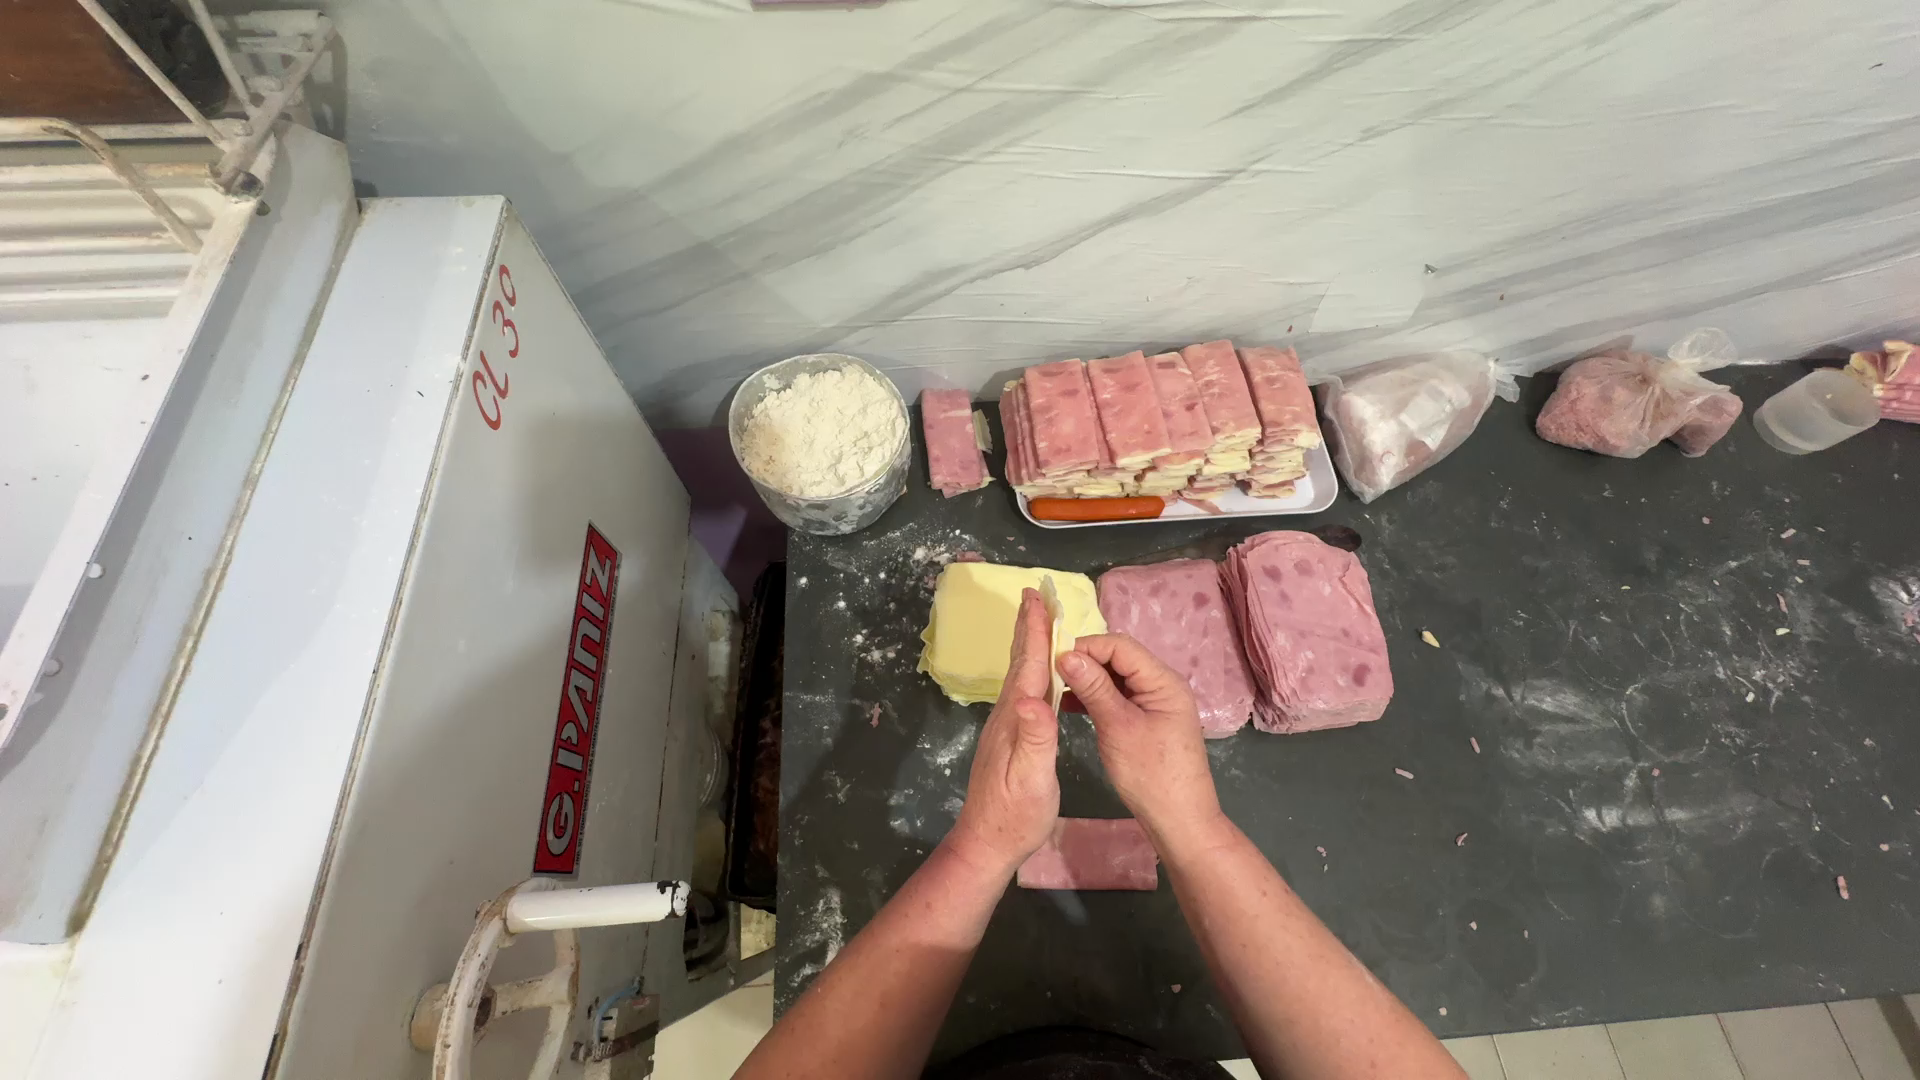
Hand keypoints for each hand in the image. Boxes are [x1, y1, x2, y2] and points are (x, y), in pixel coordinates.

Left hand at [947, 589, 1059, 877]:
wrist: (986, 842)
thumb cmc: (1015, 815)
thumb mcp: (1031, 780)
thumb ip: (1035, 740)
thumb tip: (1033, 699)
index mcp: (1016, 718)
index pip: (1028, 666)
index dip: (1034, 631)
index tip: (1037, 598)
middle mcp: (1008, 714)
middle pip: (1019, 662)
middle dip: (1027, 627)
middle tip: (1033, 595)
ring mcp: (1006, 726)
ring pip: (1019, 674)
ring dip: (1027, 644)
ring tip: (1036, 623)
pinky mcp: (1009, 737)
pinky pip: (1023, 690)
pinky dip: (1030, 669)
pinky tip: (1036, 674)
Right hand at [1057, 634, 1222, 841]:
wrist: (1179, 821)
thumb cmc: (1150, 775)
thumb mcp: (1117, 727)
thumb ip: (1093, 688)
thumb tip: (1066, 655)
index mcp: (1163, 681)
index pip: (1120, 646)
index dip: (1086, 646)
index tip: (1052, 657)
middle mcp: (1161, 684)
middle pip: (1118, 658)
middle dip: (1084, 660)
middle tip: (1049, 670)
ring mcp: (1154, 702)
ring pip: (1115, 677)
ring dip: (1087, 679)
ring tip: (1054, 685)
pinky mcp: (1145, 718)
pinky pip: (1117, 696)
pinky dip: (1094, 696)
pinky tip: (1069, 703)